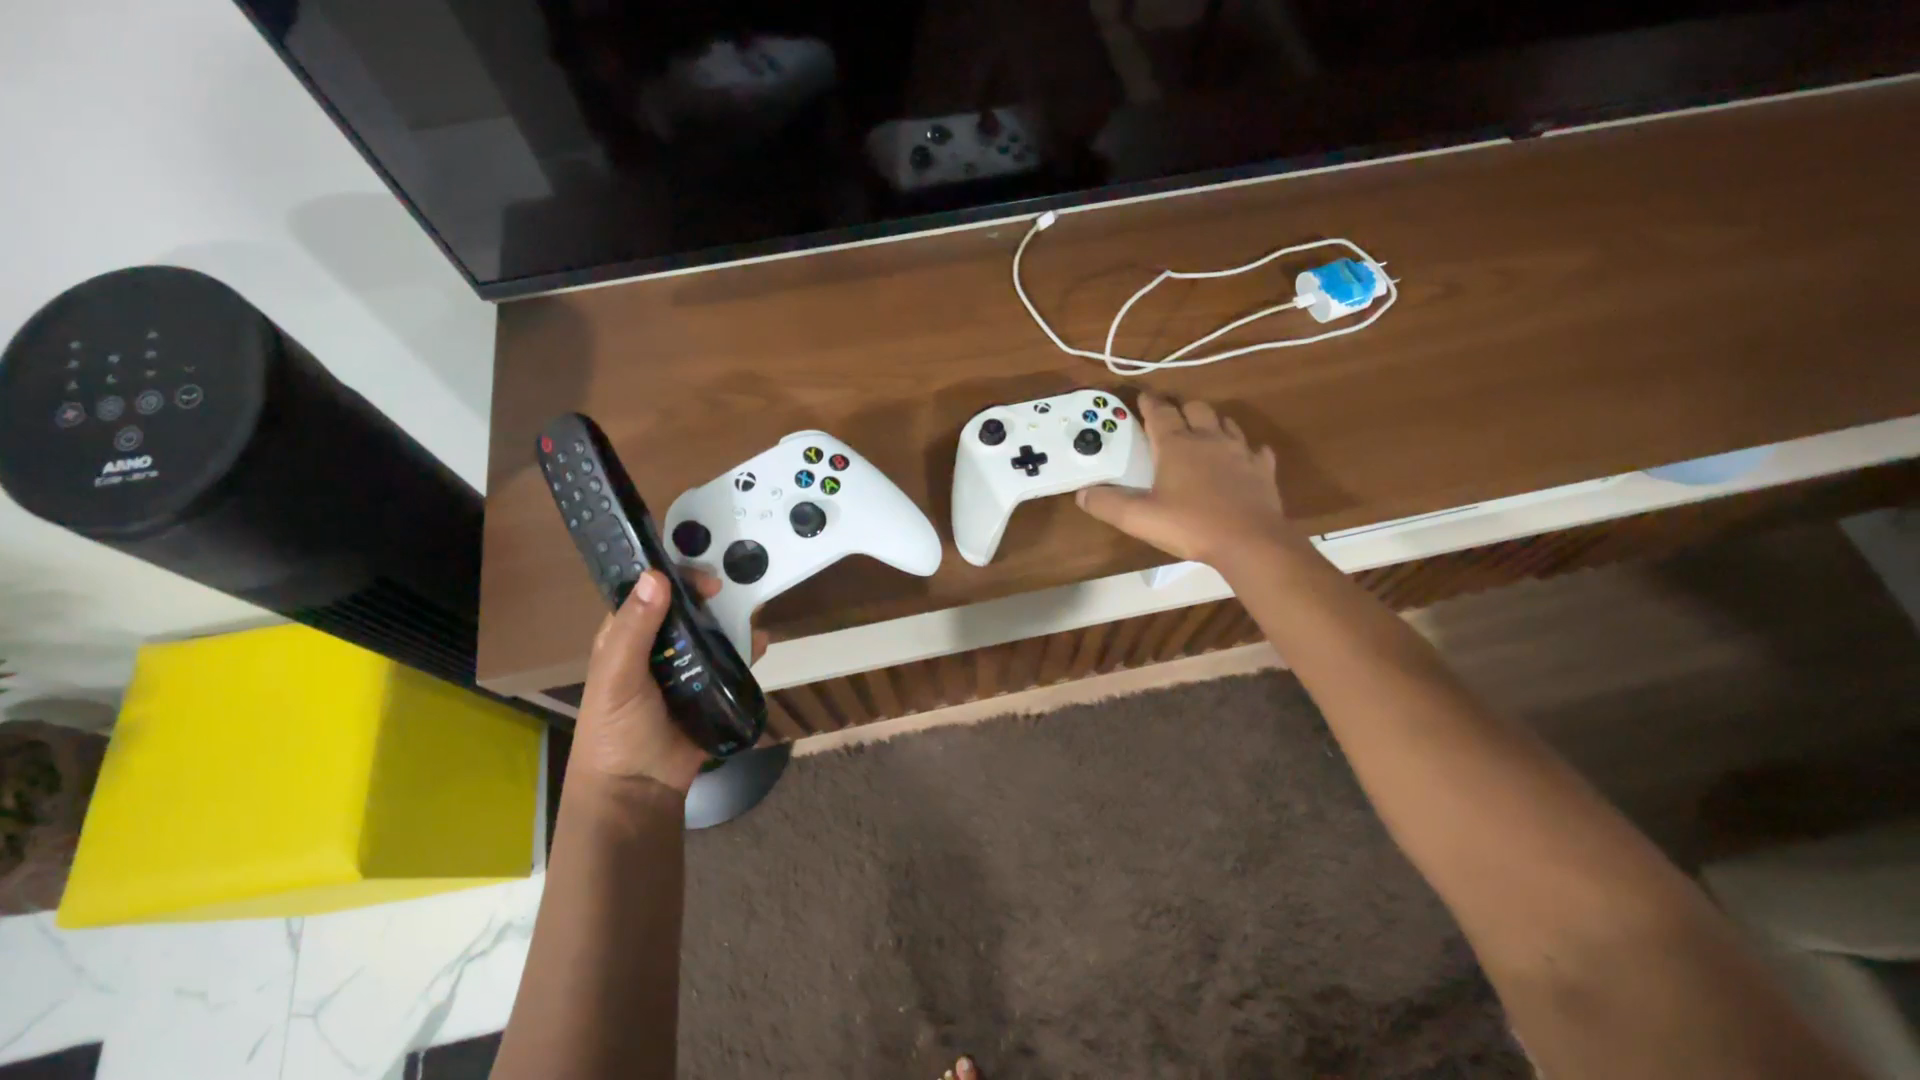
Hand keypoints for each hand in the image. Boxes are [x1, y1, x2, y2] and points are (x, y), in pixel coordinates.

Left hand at [572, 567, 767, 793]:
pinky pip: (731, 661)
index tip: (699, 576)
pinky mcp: (710, 688)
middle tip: (729, 591)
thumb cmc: (615, 729)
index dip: (671, 576)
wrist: (640, 788)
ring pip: (711, 631)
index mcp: (626, 637)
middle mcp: (657, 646)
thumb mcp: (617, 676)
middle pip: (685, 608)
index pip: (647, 592)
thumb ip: (634, 629)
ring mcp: (686, 668)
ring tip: (752, 608)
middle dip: (708, 595)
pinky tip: (760, 642)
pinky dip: (746, 648)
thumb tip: (655, 576)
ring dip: (730, 618)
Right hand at [1077, 393, 1300, 566]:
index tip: (1141, 397)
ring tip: (1204, 433)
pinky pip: (1255, 450)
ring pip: (1226, 423)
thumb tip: (1082, 494)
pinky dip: (1246, 450)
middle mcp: (1209, 439)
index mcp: (1177, 445)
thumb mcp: (1140, 519)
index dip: (1148, 403)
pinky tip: (1241, 460)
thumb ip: (1108, 504)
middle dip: (1181, 408)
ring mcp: (1240, 451)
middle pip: (1196, 408)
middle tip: (1171, 417)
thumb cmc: (1191, 525)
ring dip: (1212, 423)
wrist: (1250, 541)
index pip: (1159, 413)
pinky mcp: (1262, 469)